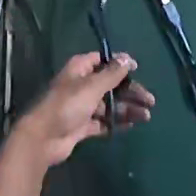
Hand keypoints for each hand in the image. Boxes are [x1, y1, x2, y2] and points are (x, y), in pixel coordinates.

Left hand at [11, 52, 154, 166]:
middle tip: (150, 101)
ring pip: (108, 104)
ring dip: (126, 108)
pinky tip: (131, 125)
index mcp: (80, 69)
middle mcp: (81, 84)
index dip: (120, 64)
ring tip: (146, 117)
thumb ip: (111, 74)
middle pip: (109, 84)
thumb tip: (128, 58)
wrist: (44, 137)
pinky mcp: (82, 125)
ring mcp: (81, 106)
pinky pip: (103, 121)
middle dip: (129, 91)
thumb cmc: (67, 105)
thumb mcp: (91, 86)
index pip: (102, 61)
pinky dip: (116, 122)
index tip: (138, 70)